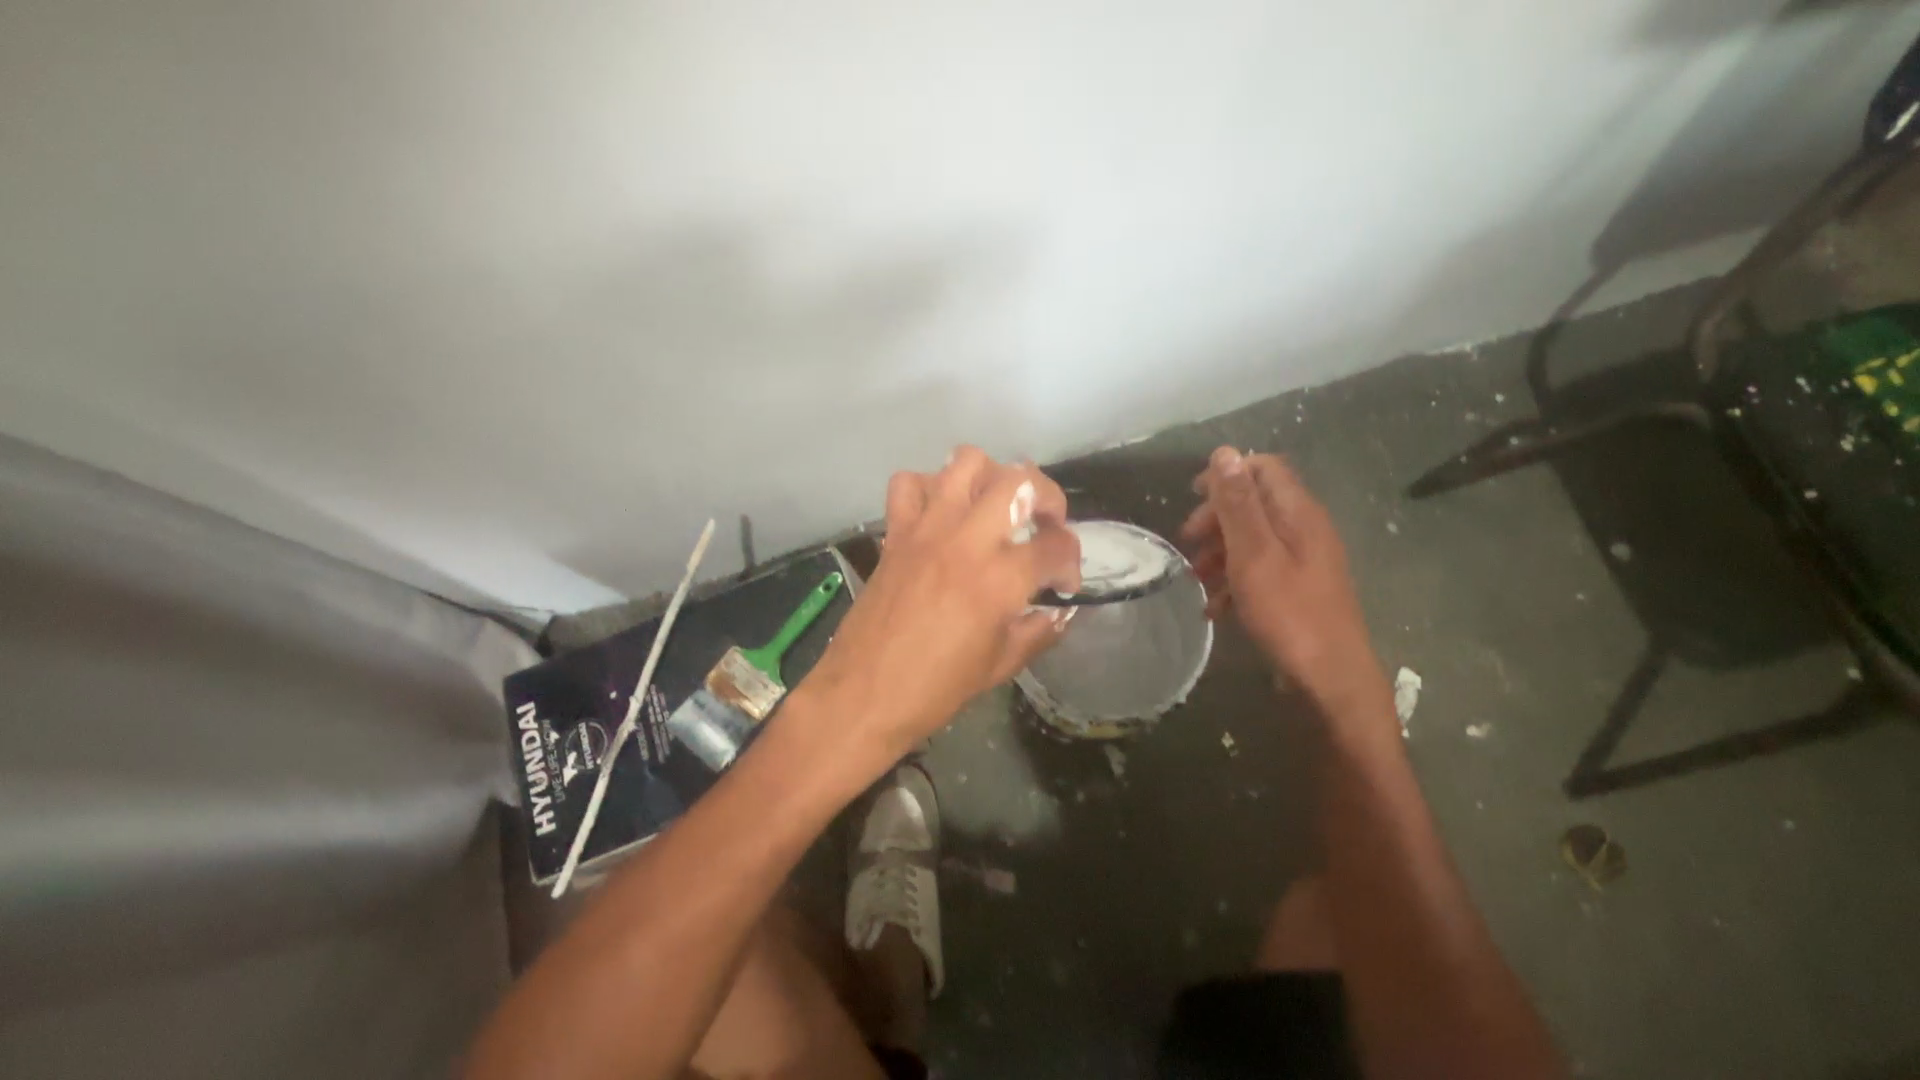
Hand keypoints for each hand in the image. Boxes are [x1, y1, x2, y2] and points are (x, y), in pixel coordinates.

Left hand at [788, 446, 1080, 771]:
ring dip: (993, 476)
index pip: (1056, 546)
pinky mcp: (895, 533)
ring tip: (997, 506)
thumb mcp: (1000, 666)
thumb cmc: (935, 689)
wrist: (862, 696)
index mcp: (999, 579)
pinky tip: (942, 513)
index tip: (1064, 582)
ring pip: (966, 462)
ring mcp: (926, 530)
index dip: (1072, 561)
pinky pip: (909, 484)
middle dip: (1048, 497)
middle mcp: (966, 540)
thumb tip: (1060, 611)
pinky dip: (930, 487)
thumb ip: (1038, 631)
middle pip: (1020, 481)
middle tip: (1045, 525)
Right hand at [1180, 447, 1387, 715]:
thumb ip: (1238, 505)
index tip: (1192, 499)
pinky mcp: (1299, 590)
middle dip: (1216, 518)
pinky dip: (1234, 581)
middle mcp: (1305, 529)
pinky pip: (1260, 570)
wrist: (1330, 679)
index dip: (1226, 475)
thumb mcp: (1254, 555)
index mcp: (1298, 513)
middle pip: (1255, 503)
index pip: (1263, 467)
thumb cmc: (1290, 614)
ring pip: (1253, 539)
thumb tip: (1224, 452)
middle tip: (1187, 543)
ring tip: (1195, 579)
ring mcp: (1304, 561)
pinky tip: (1215, 608)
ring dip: (1220, 552)